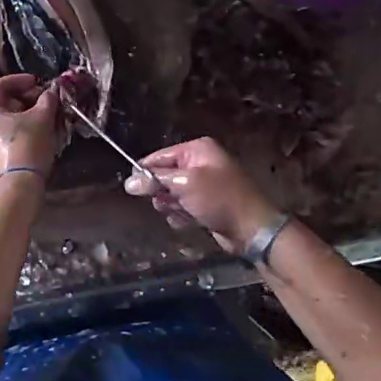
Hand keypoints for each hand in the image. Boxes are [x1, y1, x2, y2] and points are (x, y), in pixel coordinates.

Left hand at [0, 74, 60, 183]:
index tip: (38, 82)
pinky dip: (20, 128)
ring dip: (25, 114)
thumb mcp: (42, 118)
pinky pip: (5, 135)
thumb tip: (51, 92)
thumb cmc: (28, 146)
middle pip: (1, 103)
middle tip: (45, 100)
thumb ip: (47, 100)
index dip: (20, 80)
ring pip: (4, 120)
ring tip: (45, 116)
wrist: (19, 186)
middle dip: (25, 98)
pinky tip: (37, 133)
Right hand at [124, 137, 280, 250]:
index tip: (134, 188)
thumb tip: (127, 183)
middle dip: (161, 192)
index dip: (145, 172)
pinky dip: (180, 215)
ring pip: (169, 194)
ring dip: (170, 206)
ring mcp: (203, 184)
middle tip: (168, 202)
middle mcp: (199, 163)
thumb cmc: (219, 199)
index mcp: (197, 150)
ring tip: (181, 212)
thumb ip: (154, 181)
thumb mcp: (184, 185)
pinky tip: (188, 221)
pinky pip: (181, 207)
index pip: (158, 157)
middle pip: (162, 176)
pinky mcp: (204, 204)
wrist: (252, 229)